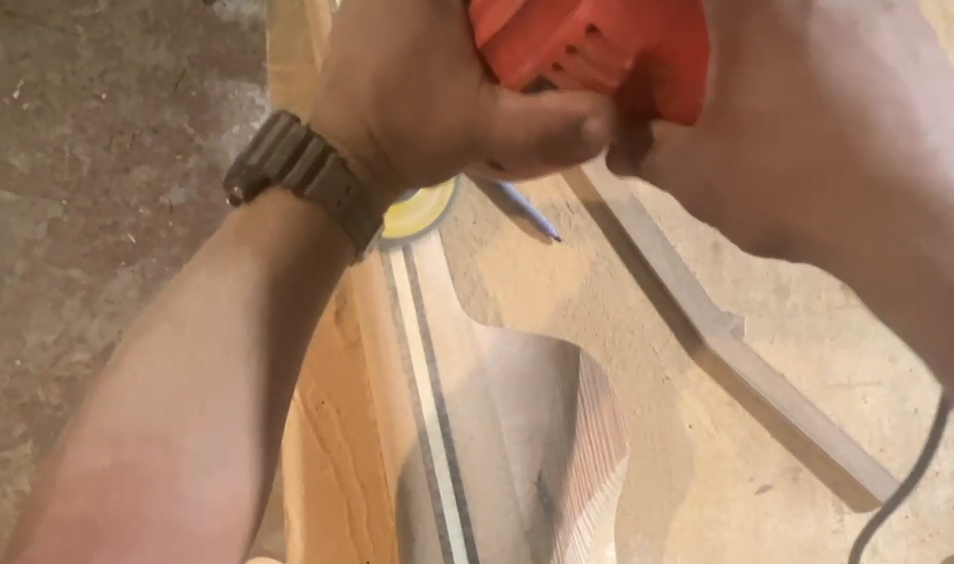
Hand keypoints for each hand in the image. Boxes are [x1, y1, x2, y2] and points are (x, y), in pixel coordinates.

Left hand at [309, 0, 616, 203]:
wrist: (343, 158)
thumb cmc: (405, 131)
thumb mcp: (482, 127)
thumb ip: (546, 124)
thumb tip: (611, 122)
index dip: (543, 9)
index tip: (568, 20)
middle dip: (517, 11)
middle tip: (559, 27)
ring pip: (466, 2)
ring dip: (495, 14)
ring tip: (532, 31)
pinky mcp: (380, 6)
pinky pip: (441, 7)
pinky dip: (469, 18)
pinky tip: (488, 38)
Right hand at [608, 0, 953, 273]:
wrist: (908, 214)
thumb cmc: (788, 187)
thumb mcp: (699, 178)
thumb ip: (648, 151)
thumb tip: (618, 144)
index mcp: (755, 5)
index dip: (677, 13)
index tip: (672, 33)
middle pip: (756, 6)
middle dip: (731, 28)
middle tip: (718, 63)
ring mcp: (879, 0)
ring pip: (815, 11)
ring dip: (790, 37)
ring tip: (779, 92)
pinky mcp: (918, 29)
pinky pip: (860, 20)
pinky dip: (835, 48)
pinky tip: (832, 106)